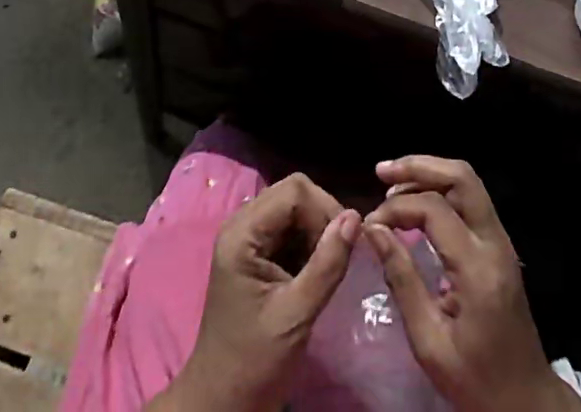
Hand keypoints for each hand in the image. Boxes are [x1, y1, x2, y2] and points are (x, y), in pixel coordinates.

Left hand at [150, 173, 360, 411]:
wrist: (225, 399)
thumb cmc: (255, 360)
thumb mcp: (296, 314)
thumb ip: (326, 264)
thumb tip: (355, 217)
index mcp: (242, 233)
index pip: (293, 190)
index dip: (324, 209)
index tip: (345, 246)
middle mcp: (242, 225)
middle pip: (293, 194)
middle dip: (323, 218)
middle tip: (339, 257)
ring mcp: (249, 239)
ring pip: (294, 210)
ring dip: (318, 232)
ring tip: (329, 268)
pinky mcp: (258, 255)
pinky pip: (290, 231)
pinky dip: (310, 244)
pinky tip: (317, 272)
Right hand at [364, 157, 580, 411]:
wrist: (527, 401)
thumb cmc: (476, 379)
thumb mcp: (430, 341)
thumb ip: (402, 280)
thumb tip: (373, 231)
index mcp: (479, 269)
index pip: (435, 210)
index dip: (396, 209)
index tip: (370, 227)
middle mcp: (496, 245)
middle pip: (462, 178)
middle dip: (419, 166)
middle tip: (382, 171)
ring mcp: (501, 244)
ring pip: (468, 183)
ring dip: (428, 174)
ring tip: (391, 184)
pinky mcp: (499, 248)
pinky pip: (470, 201)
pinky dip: (439, 190)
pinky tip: (413, 202)